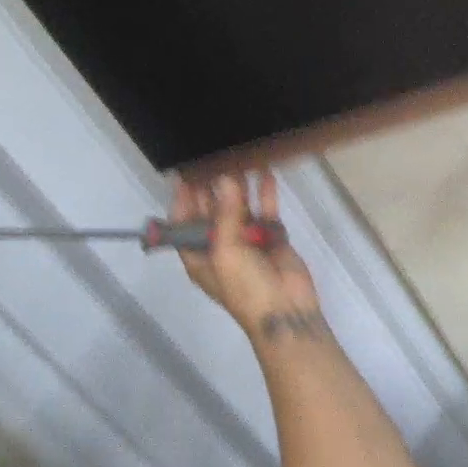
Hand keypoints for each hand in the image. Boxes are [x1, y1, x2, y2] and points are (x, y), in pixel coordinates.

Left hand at [172, 167, 320, 340]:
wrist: (285, 308)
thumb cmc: (245, 286)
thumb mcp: (227, 251)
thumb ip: (226, 214)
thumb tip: (224, 178)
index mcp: (199, 256)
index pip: (184, 224)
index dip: (182, 200)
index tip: (183, 174)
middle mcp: (220, 245)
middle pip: (212, 212)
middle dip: (212, 188)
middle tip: (212, 157)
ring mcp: (247, 240)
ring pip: (240, 208)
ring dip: (239, 188)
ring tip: (238, 158)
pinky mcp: (271, 236)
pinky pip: (266, 211)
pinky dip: (265, 194)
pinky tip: (265, 173)